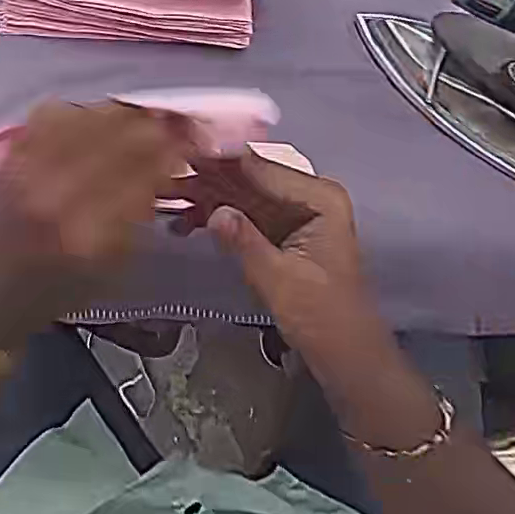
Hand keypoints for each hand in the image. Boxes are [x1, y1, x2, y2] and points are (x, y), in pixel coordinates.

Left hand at [0, 102, 185, 348]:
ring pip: (90, 116)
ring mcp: (28, 167)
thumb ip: (140, 212)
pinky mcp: (11, 152)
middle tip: (176, 123)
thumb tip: (168, 163)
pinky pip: (55, 112)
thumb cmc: (59, 288)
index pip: (143, 169)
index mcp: (86, 231)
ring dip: (125, 114)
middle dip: (156, 124)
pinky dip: (85, 110)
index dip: (173, 147)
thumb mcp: (112, 265)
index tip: (192, 139)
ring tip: (144, 118)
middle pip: (119, 135)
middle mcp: (54, 192)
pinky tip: (101, 118)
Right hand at [191, 152, 441, 448]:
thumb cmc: (324, 319)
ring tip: (167, 195)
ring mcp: (294, 209)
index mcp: (319, 197)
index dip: (220, 161)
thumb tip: (214, 211)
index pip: (262, 168)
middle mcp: (308, 193)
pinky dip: (217, 215)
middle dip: (207, 177)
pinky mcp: (280, 227)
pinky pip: (243, 211)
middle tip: (166, 176)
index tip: (183, 155)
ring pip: (240, 192)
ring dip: (206, 195)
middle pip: (248, 175)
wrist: (348, 358)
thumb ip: (246, 242)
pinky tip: (185, 220)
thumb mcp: (281, 281)